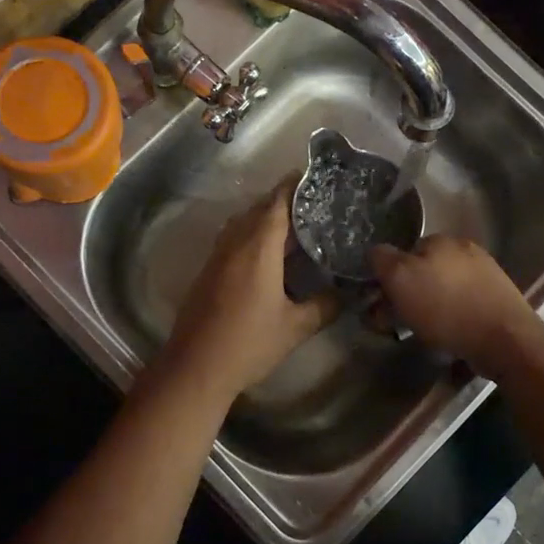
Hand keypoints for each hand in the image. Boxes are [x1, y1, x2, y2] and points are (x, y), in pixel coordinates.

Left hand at [158, 185, 336, 398]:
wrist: (196, 367)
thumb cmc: (249, 344)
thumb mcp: (296, 327)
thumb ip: (325, 305)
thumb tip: (347, 293)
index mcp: (258, 248)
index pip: (278, 202)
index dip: (296, 186)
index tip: (316, 176)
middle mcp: (235, 244)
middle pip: (259, 209)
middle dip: (285, 201)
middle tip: (315, 203)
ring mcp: (217, 257)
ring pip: (244, 224)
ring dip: (267, 219)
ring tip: (297, 226)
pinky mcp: (208, 272)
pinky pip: (233, 240)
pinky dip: (253, 236)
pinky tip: (271, 255)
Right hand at [370, 235, 543, 378]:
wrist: (504, 339)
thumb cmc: (446, 307)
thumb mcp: (400, 279)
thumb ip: (382, 259)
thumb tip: (375, 253)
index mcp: (442, 240)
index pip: (403, 252)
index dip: (389, 277)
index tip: (383, 303)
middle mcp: (465, 250)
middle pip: (424, 271)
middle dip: (408, 294)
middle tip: (398, 322)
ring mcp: (486, 273)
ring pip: (443, 288)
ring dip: (429, 307)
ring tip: (423, 332)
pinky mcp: (498, 298)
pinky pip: (463, 303)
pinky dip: (451, 316)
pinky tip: (449, 334)